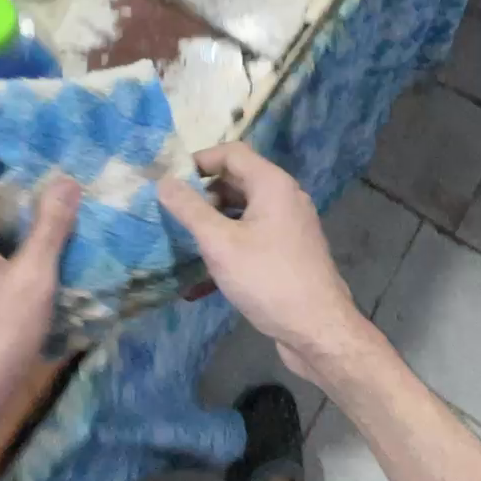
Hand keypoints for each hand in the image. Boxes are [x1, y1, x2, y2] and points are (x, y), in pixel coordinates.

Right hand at [158, 143, 366, 380]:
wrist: (317, 328)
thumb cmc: (267, 279)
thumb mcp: (220, 242)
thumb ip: (189, 209)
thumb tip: (163, 181)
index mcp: (272, 184)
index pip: (232, 152)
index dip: (199, 160)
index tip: (170, 182)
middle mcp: (285, 197)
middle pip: (237, 181)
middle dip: (203, 195)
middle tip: (172, 214)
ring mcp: (289, 226)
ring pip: (244, 212)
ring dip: (213, 224)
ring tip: (182, 243)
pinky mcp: (288, 252)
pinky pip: (252, 238)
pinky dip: (228, 249)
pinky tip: (199, 281)